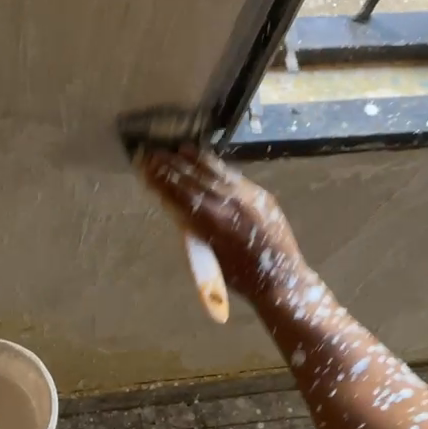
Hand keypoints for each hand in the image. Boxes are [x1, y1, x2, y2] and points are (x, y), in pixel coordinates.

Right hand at [139, 148, 308, 303]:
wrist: (281, 279)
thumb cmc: (239, 277)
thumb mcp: (209, 255)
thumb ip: (193, 228)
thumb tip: (174, 206)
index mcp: (213, 221)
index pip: (180, 193)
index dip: (161, 179)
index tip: (146, 167)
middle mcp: (229, 203)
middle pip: (194, 178)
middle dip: (172, 165)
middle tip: (154, 153)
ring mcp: (247, 196)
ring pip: (215, 171)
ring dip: (193, 160)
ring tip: (177, 149)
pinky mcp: (260, 194)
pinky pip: (233, 175)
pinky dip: (216, 166)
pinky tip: (206, 159)